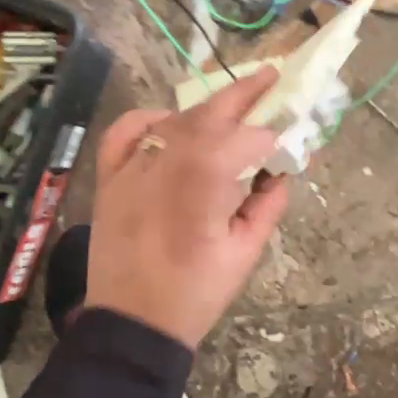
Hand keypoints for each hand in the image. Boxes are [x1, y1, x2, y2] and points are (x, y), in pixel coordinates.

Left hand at [84, 68, 291, 347]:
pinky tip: (168, 121)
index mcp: (203, 190)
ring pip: (173, 121)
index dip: (270, 138)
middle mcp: (165, 169)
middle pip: (208, 116)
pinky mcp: (110, 179)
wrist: (132, 323)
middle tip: (271, 75)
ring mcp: (132, 171)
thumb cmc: (195, 294)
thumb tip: (281, 173)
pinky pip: (126, 133)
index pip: (244, 141)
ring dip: (205, 110)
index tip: (287, 142)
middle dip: (243, 94)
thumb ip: (267, 207)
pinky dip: (148, 119)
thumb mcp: (245, 256)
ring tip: (230, 106)